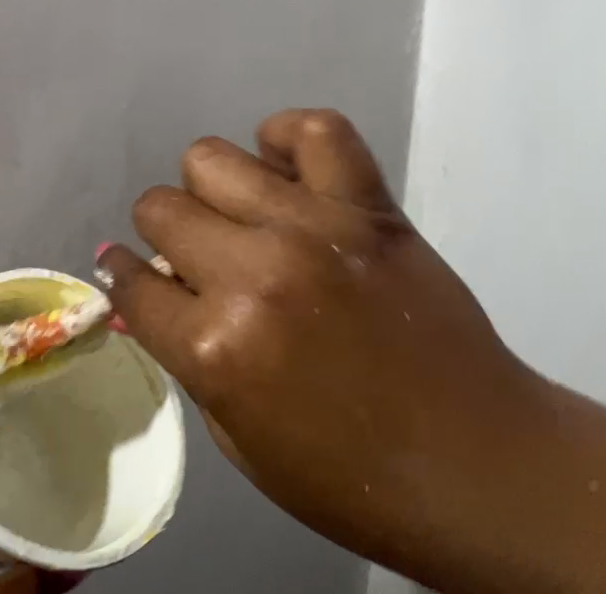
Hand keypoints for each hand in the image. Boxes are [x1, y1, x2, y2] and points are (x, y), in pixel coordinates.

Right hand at [95, 109, 547, 575]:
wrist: (481, 469)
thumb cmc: (347, 475)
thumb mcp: (235, 435)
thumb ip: (183, 351)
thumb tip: (144, 288)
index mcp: (215, 347)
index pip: (131, 281)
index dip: (124, 277)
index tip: (132, 273)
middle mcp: (252, 275)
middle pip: (159, 208)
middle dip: (165, 237)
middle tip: (199, 261)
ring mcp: (313, 231)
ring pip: (210, 158)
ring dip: (213, 193)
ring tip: (244, 221)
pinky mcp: (369, 209)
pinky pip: (314, 130)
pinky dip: (288, 140)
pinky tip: (288, 174)